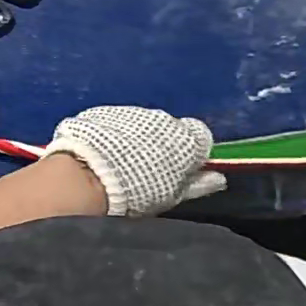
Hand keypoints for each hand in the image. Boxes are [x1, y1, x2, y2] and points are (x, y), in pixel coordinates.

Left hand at [44, 105, 224, 216]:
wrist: (88, 172)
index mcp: (187, 136)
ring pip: (137, 123)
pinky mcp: (100, 111)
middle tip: (141, 167)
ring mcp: (129, 111)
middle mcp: (161, 118)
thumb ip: (198, 184)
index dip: (188, 153)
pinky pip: (111, 121)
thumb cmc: (137, 188)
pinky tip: (97, 151)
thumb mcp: (173, 194)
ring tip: (115, 160)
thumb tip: (218, 179)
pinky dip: (108, 133)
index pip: (199, 137)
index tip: (176, 169)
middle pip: (166, 128)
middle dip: (157, 143)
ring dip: (131, 137)